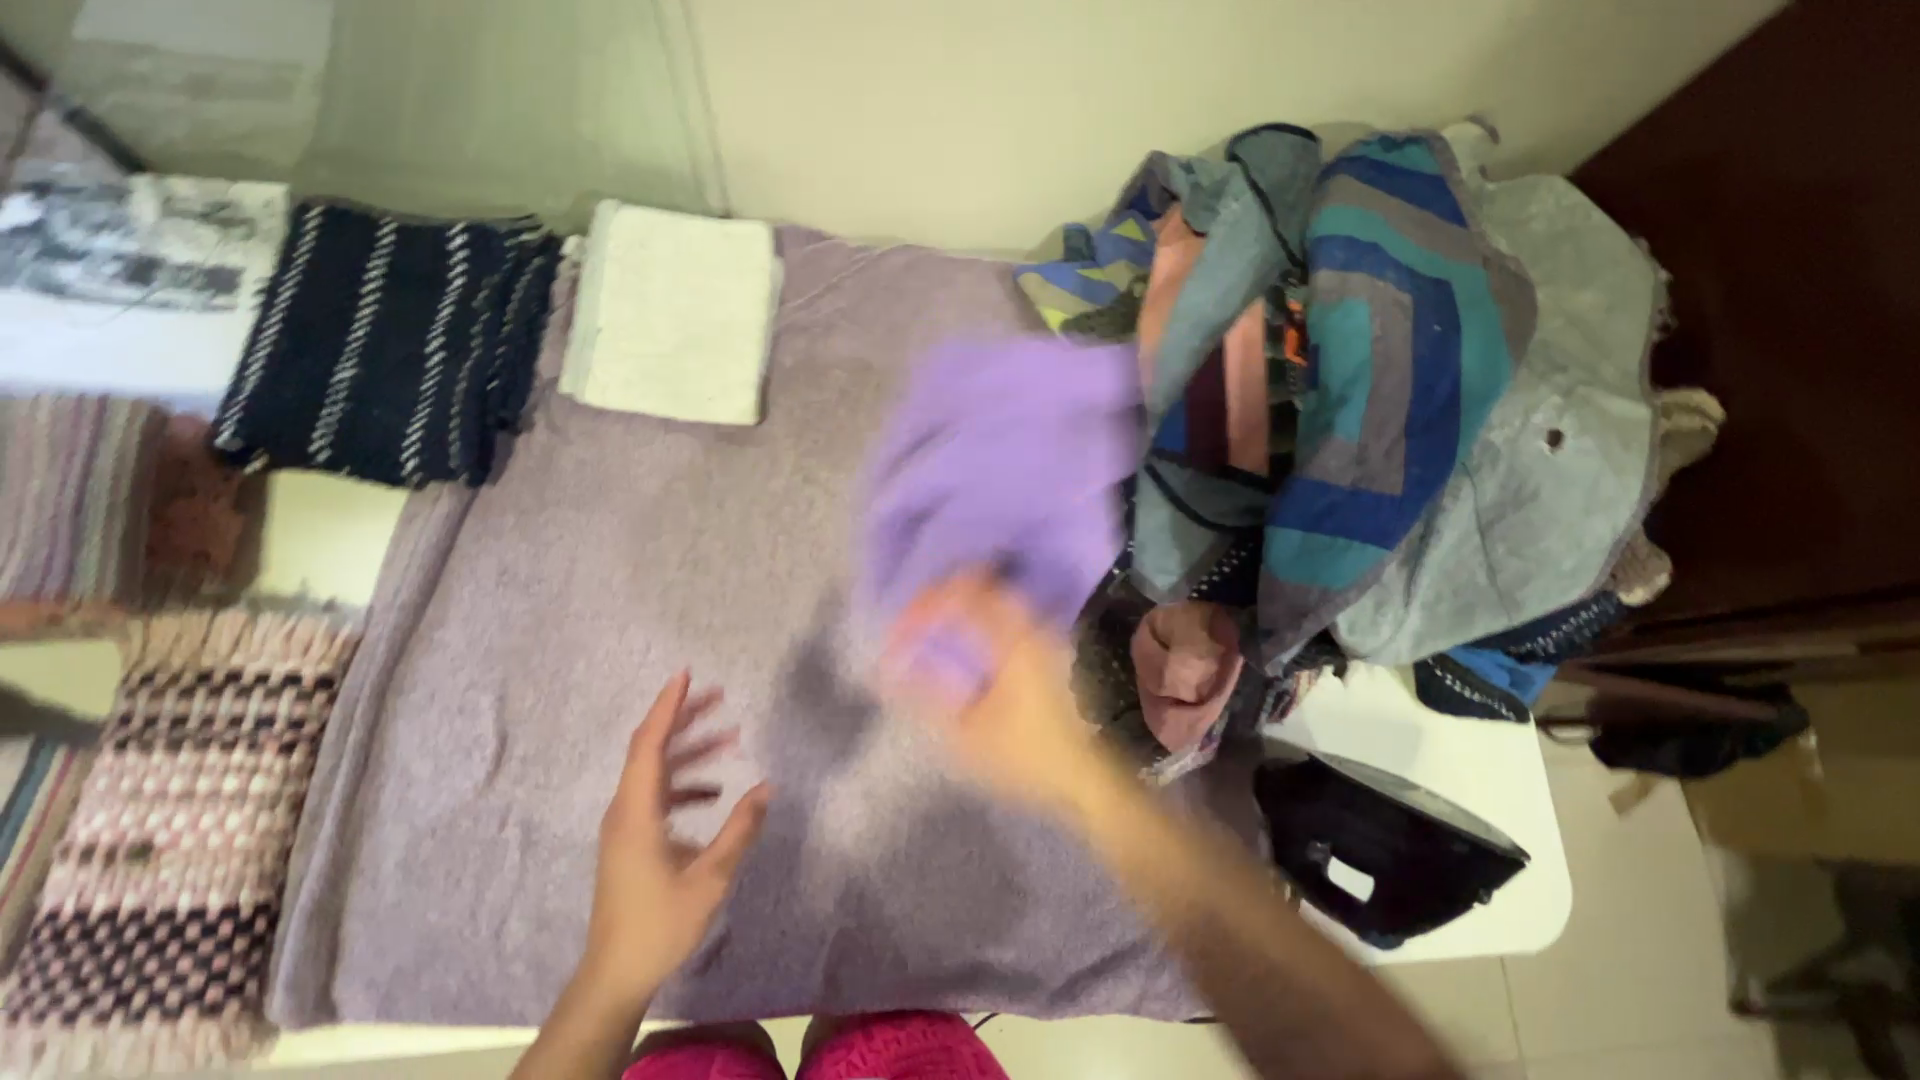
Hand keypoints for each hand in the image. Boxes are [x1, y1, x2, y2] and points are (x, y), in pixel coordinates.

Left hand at [575, 672, 769, 1006]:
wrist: (615, 972)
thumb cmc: (661, 924)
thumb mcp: (710, 877)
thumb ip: (739, 829)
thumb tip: (767, 787)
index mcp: (636, 812)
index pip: (648, 744)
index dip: (668, 706)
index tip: (687, 674)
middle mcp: (625, 810)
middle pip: (651, 749)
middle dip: (685, 719)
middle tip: (722, 696)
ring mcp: (625, 826)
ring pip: (656, 772)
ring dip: (691, 751)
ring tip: (733, 738)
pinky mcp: (630, 841)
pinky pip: (658, 795)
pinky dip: (686, 783)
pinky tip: (716, 792)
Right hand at [881, 570, 1129, 817]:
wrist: (1085, 781)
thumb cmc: (1025, 760)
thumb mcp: (965, 734)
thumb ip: (926, 694)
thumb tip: (888, 669)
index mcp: (1013, 642)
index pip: (962, 595)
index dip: (925, 605)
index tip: (900, 631)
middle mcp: (1033, 627)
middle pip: (982, 584)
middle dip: (942, 595)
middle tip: (913, 618)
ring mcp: (1046, 635)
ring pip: (998, 595)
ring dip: (962, 602)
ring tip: (932, 625)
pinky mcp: (1048, 649)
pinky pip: (1008, 613)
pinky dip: (981, 614)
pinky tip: (963, 638)